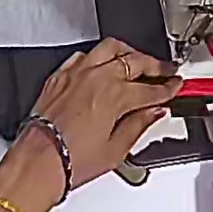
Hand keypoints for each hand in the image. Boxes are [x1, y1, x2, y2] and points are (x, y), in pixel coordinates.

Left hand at [0, 39, 178, 211]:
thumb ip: (139, 125)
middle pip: (136, 61)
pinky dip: (98, 56)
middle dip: (156, 66)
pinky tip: (101, 63)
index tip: (176, 85)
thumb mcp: (115, 150)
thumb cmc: (69, 161)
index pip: (151, 88)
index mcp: (116, 95)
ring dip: (128, 52)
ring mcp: (78, 73)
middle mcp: (98, 77)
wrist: (36, 163)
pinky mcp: (61, 75)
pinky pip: (84, 55)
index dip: (168, 87)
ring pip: (110, 48)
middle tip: (166, 70)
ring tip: (137, 59)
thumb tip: (153, 112)